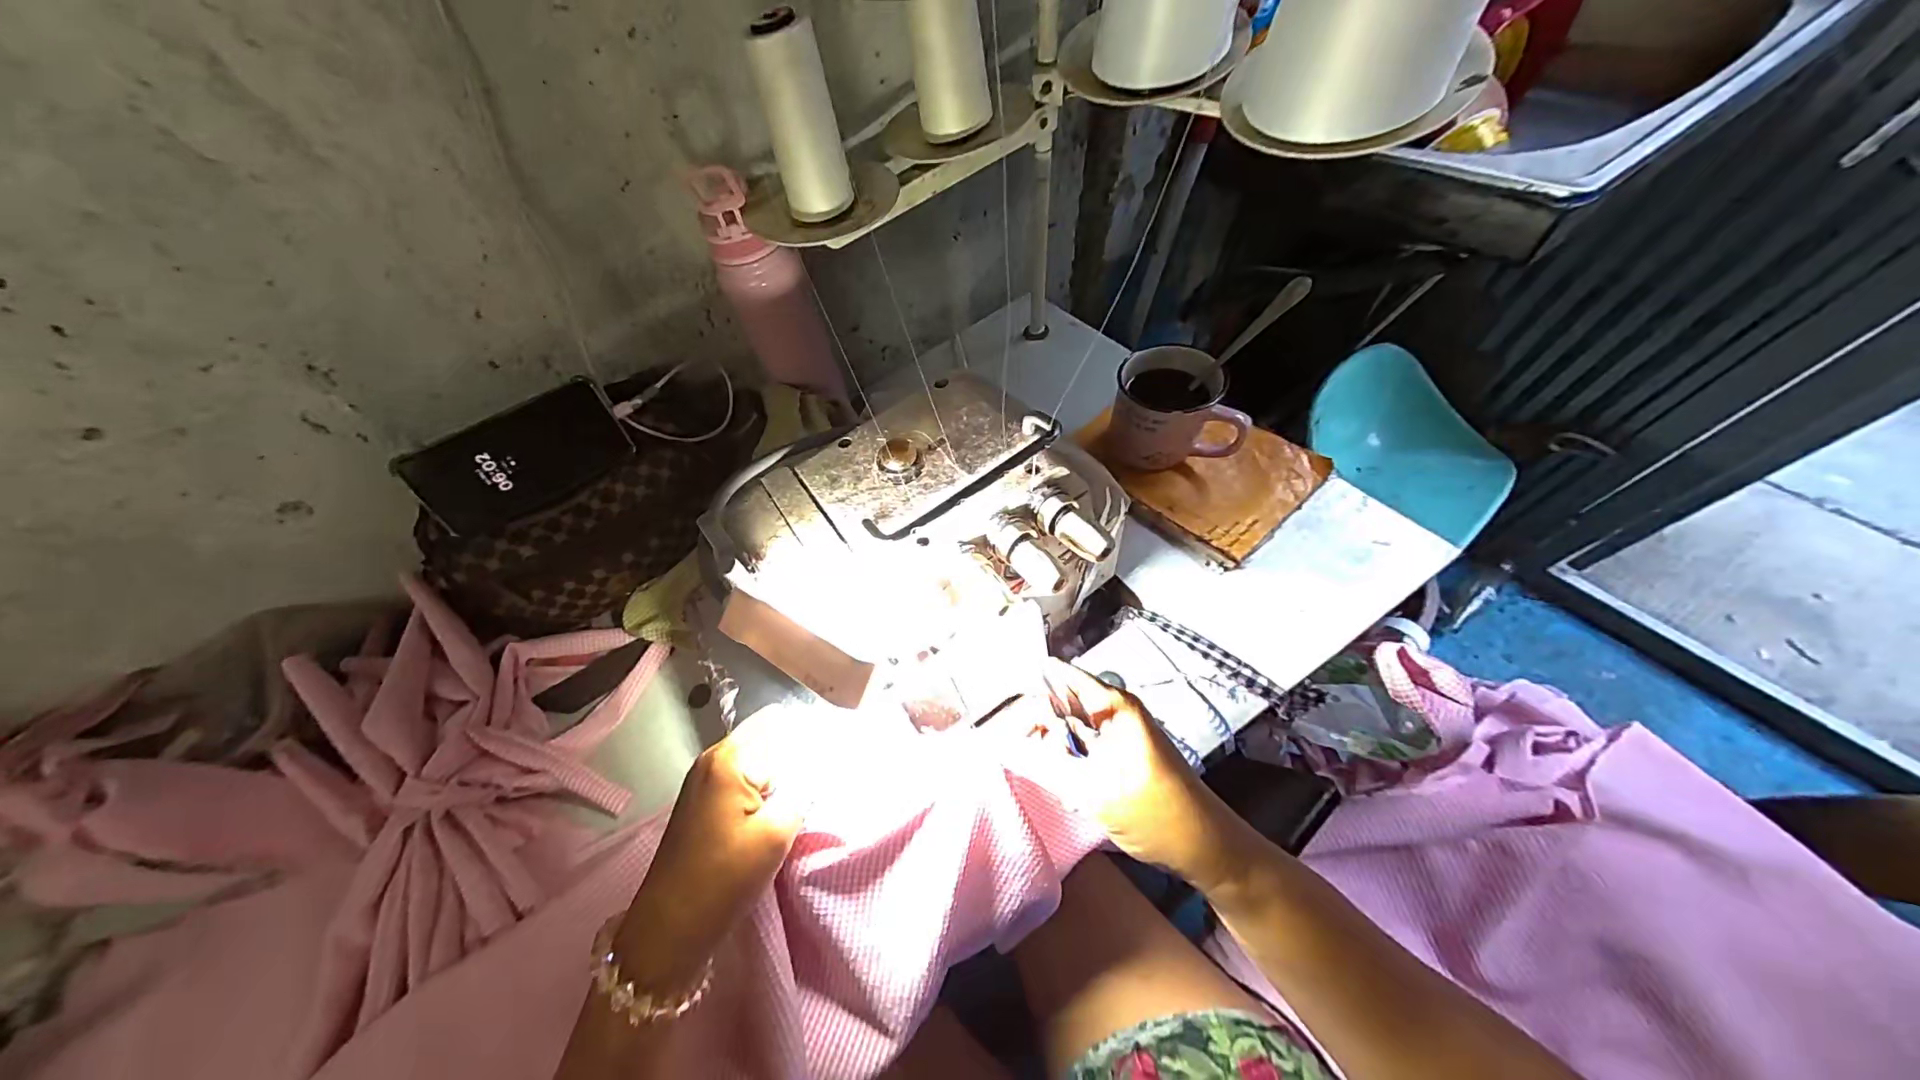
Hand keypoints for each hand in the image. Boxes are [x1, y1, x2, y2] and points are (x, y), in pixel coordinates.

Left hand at [613, 732, 801, 991]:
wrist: (668, 933)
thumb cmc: (722, 879)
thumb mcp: (776, 833)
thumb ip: (803, 790)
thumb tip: (822, 764)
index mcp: (727, 758)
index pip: (780, 724)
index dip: (811, 735)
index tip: (836, 754)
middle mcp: (712, 760)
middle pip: (769, 741)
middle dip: (798, 757)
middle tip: (826, 780)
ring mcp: (704, 782)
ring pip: (759, 765)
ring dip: (784, 778)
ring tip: (810, 798)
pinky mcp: (704, 806)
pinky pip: (746, 784)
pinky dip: (767, 794)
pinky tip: (783, 814)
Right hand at [1025, 659, 1252, 890]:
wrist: (1204, 848)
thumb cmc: (1157, 815)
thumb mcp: (1094, 791)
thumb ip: (1047, 763)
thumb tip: (1007, 742)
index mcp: (1114, 705)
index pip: (1059, 677)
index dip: (1029, 689)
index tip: (1003, 715)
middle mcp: (1114, 711)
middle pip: (1059, 701)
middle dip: (1035, 722)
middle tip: (1014, 748)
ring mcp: (1115, 734)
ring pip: (1066, 726)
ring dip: (1048, 745)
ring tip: (1031, 765)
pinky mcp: (1116, 756)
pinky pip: (1078, 747)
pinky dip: (1064, 761)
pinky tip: (1056, 782)